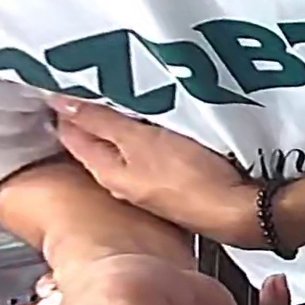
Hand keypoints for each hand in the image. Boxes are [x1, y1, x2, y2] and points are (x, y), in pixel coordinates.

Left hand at [49, 96, 261, 247]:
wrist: (244, 214)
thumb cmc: (194, 179)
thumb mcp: (142, 141)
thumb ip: (102, 122)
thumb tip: (60, 103)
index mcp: (104, 172)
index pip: (72, 134)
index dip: (71, 110)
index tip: (79, 90)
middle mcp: (125, 187)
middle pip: (108, 149)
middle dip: (110, 127)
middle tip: (120, 102)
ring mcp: (158, 196)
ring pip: (140, 161)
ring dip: (144, 144)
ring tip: (156, 124)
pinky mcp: (189, 199)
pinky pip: (170, 171)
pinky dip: (170, 158)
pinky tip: (185, 150)